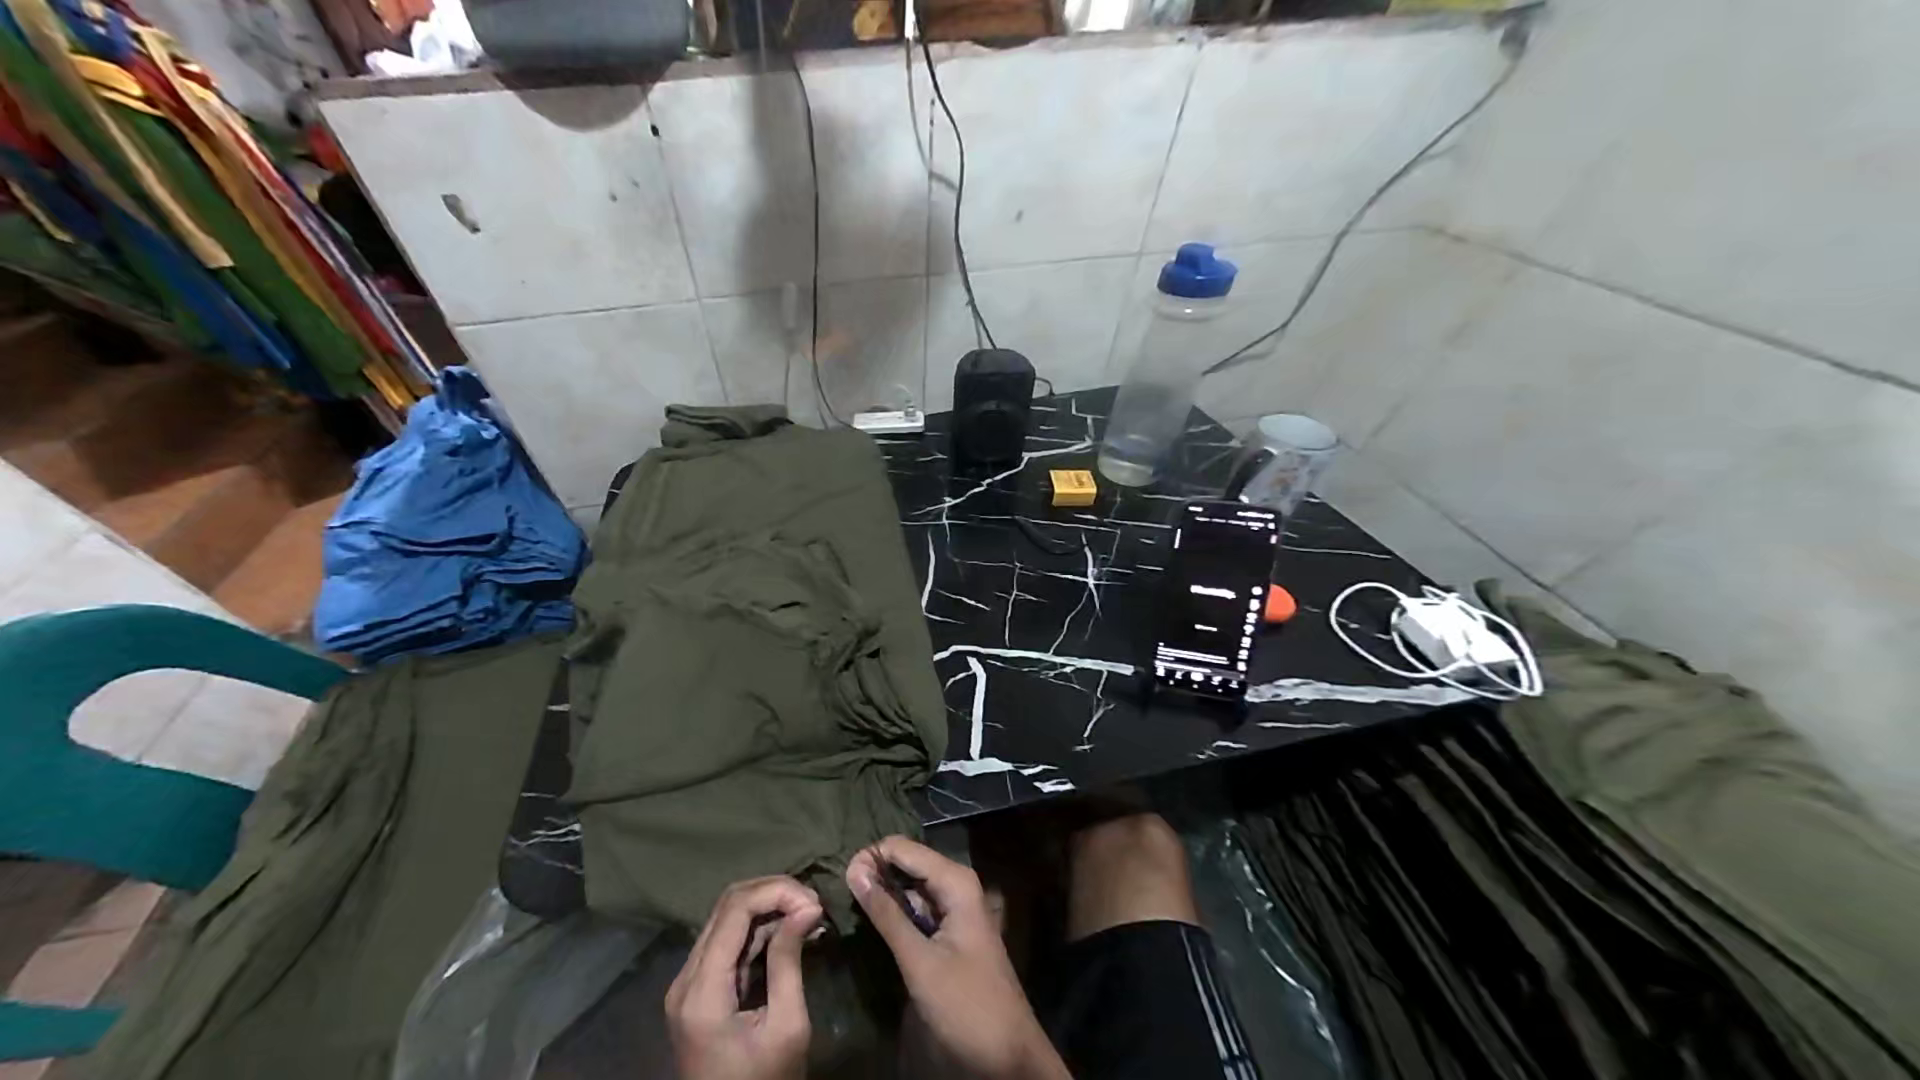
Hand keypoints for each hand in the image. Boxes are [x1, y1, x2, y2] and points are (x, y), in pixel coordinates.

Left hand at [668, 877, 823, 1079]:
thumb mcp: (786, 1028)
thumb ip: (789, 962)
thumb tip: (807, 908)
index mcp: (702, 991)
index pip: (734, 910)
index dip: (776, 891)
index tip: (815, 903)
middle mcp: (686, 978)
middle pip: (727, 906)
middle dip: (774, 893)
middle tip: (813, 905)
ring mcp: (688, 984)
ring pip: (727, 918)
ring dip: (768, 907)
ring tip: (808, 915)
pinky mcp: (698, 991)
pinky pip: (728, 941)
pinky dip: (760, 928)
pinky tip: (791, 930)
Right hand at [848, 837, 1069, 1079]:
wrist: (1007, 1052)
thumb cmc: (966, 1003)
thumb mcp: (920, 960)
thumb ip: (886, 914)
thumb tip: (854, 870)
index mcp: (956, 881)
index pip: (903, 848)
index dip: (871, 856)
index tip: (839, 875)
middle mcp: (957, 884)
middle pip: (908, 862)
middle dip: (875, 870)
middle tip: (839, 889)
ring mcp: (954, 907)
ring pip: (911, 885)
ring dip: (882, 890)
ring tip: (845, 897)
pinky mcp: (949, 929)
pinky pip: (917, 907)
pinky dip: (894, 909)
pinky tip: (870, 916)